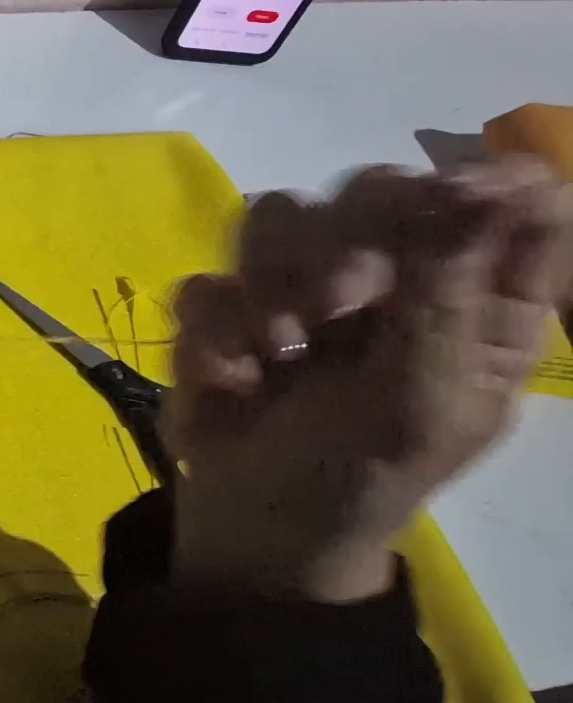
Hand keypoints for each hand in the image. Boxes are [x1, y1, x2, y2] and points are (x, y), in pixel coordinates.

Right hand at [167, 158, 572, 601]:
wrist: (251, 522)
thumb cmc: (360, 473)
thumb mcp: (425, 398)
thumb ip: (449, 291)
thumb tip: (489, 180)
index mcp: (473, 298)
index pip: (497, 196)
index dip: (468, 186)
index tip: (435, 208)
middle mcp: (386, 276)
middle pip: (368, 191)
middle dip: (343, 245)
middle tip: (334, 307)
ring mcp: (292, 288)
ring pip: (273, 220)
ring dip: (268, 288)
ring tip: (273, 352)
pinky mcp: (220, 312)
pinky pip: (204, 283)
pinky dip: (211, 331)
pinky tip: (230, 376)